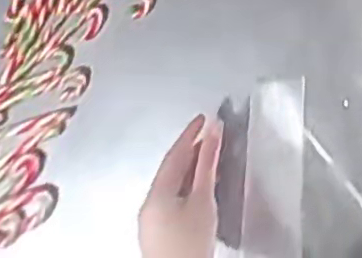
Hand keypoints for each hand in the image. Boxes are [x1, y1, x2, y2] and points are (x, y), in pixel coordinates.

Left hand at [139, 115, 222, 257]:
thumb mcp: (204, 199)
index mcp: (156, 193)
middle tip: (209, 133)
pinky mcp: (157, 234)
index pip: (175, 153)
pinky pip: (170, 198)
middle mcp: (148, 205)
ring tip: (207, 155)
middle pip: (170, 168)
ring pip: (170, 184)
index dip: (190, 132)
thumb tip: (213, 131)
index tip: (204, 117)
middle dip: (190, 149)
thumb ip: (208, 163)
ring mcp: (150, 221)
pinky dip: (185, 184)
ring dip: (189, 167)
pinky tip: (198, 185)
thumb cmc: (191, 243)